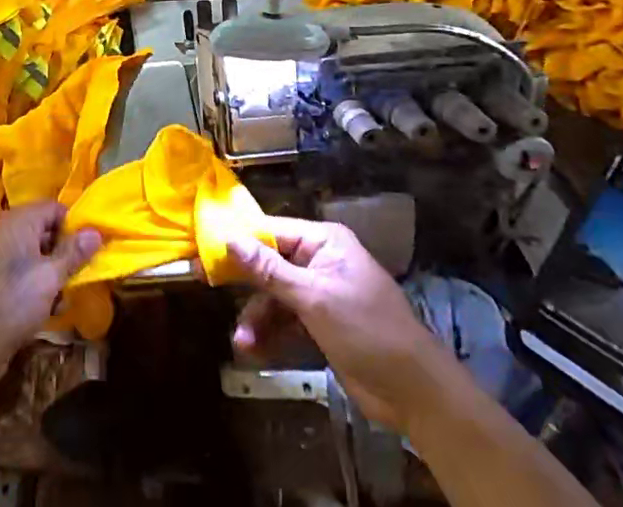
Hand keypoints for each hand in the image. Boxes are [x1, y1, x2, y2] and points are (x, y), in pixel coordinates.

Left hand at [0, 202, 102, 379]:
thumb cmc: (14, 301)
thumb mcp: (51, 277)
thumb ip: (74, 253)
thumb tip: (95, 231)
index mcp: (18, 221)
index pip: (54, 208)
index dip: (74, 225)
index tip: (89, 249)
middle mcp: (5, 231)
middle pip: (45, 230)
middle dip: (65, 253)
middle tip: (78, 275)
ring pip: (36, 254)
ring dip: (53, 274)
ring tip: (61, 298)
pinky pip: (22, 271)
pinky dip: (36, 284)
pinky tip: (46, 309)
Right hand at [226, 216, 446, 427]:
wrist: (415, 392)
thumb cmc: (366, 330)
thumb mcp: (313, 297)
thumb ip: (268, 269)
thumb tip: (229, 238)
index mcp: (324, 242)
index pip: (272, 231)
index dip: (240, 241)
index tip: (207, 252)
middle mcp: (320, 261)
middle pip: (270, 265)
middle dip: (248, 288)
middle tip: (214, 295)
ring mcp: (321, 293)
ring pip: (275, 296)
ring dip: (257, 318)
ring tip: (242, 344)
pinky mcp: (321, 323)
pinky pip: (286, 320)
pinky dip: (271, 332)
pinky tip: (255, 350)